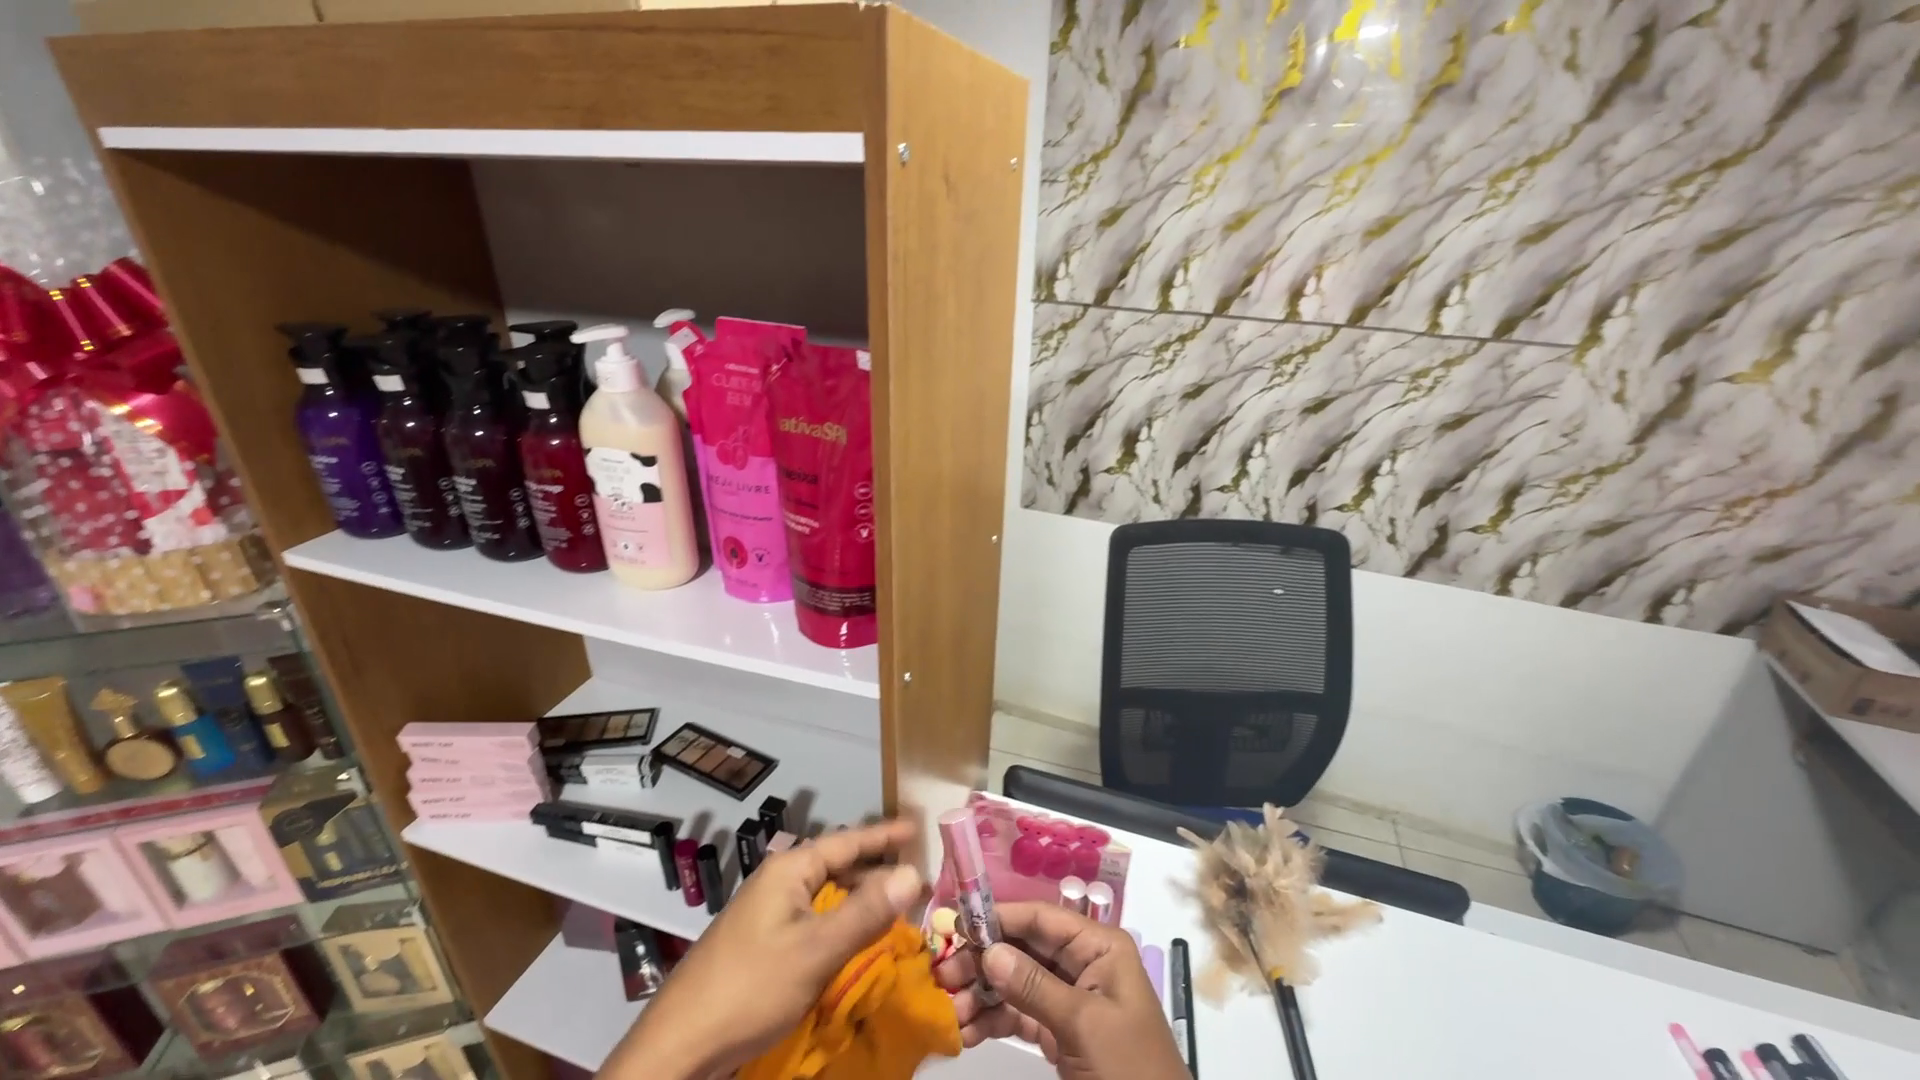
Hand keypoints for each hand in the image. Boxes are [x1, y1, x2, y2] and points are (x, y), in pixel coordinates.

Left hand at [602, 820, 926, 1079]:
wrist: (682, 1043)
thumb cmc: (752, 986)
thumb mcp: (817, 949)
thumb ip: (866, 912)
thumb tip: (913, 872)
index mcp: (789, 872)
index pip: (848, 841)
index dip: (884, 835)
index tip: (918, 827)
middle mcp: (778, 884)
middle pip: (837, 865)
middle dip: (877, 868)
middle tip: (918, 874)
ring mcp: (767, 914)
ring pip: (825, 895)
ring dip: (861, 898)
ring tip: (897, 904)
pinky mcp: (762, 944)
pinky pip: (813, 919)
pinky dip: (842, 922)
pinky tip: (857, 939)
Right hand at [935, 902, 1188, 1079]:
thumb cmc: (1129, 1065)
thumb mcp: (1084, 1023)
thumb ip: (1034, 985)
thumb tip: (988, 951)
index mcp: (1098, 947)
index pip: (1041, 918)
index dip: (998, 918)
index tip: (955, 927)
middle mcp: (1081, 963)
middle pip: (1021, 949)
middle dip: (981, 963)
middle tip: (942, 978)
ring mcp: (1067, 997)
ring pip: (1012, 982)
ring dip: (979, 996)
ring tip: (949, 1013)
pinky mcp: (1056, 1031)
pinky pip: (1016, 1015)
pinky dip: (990, 1021)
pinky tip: (965, 1032)